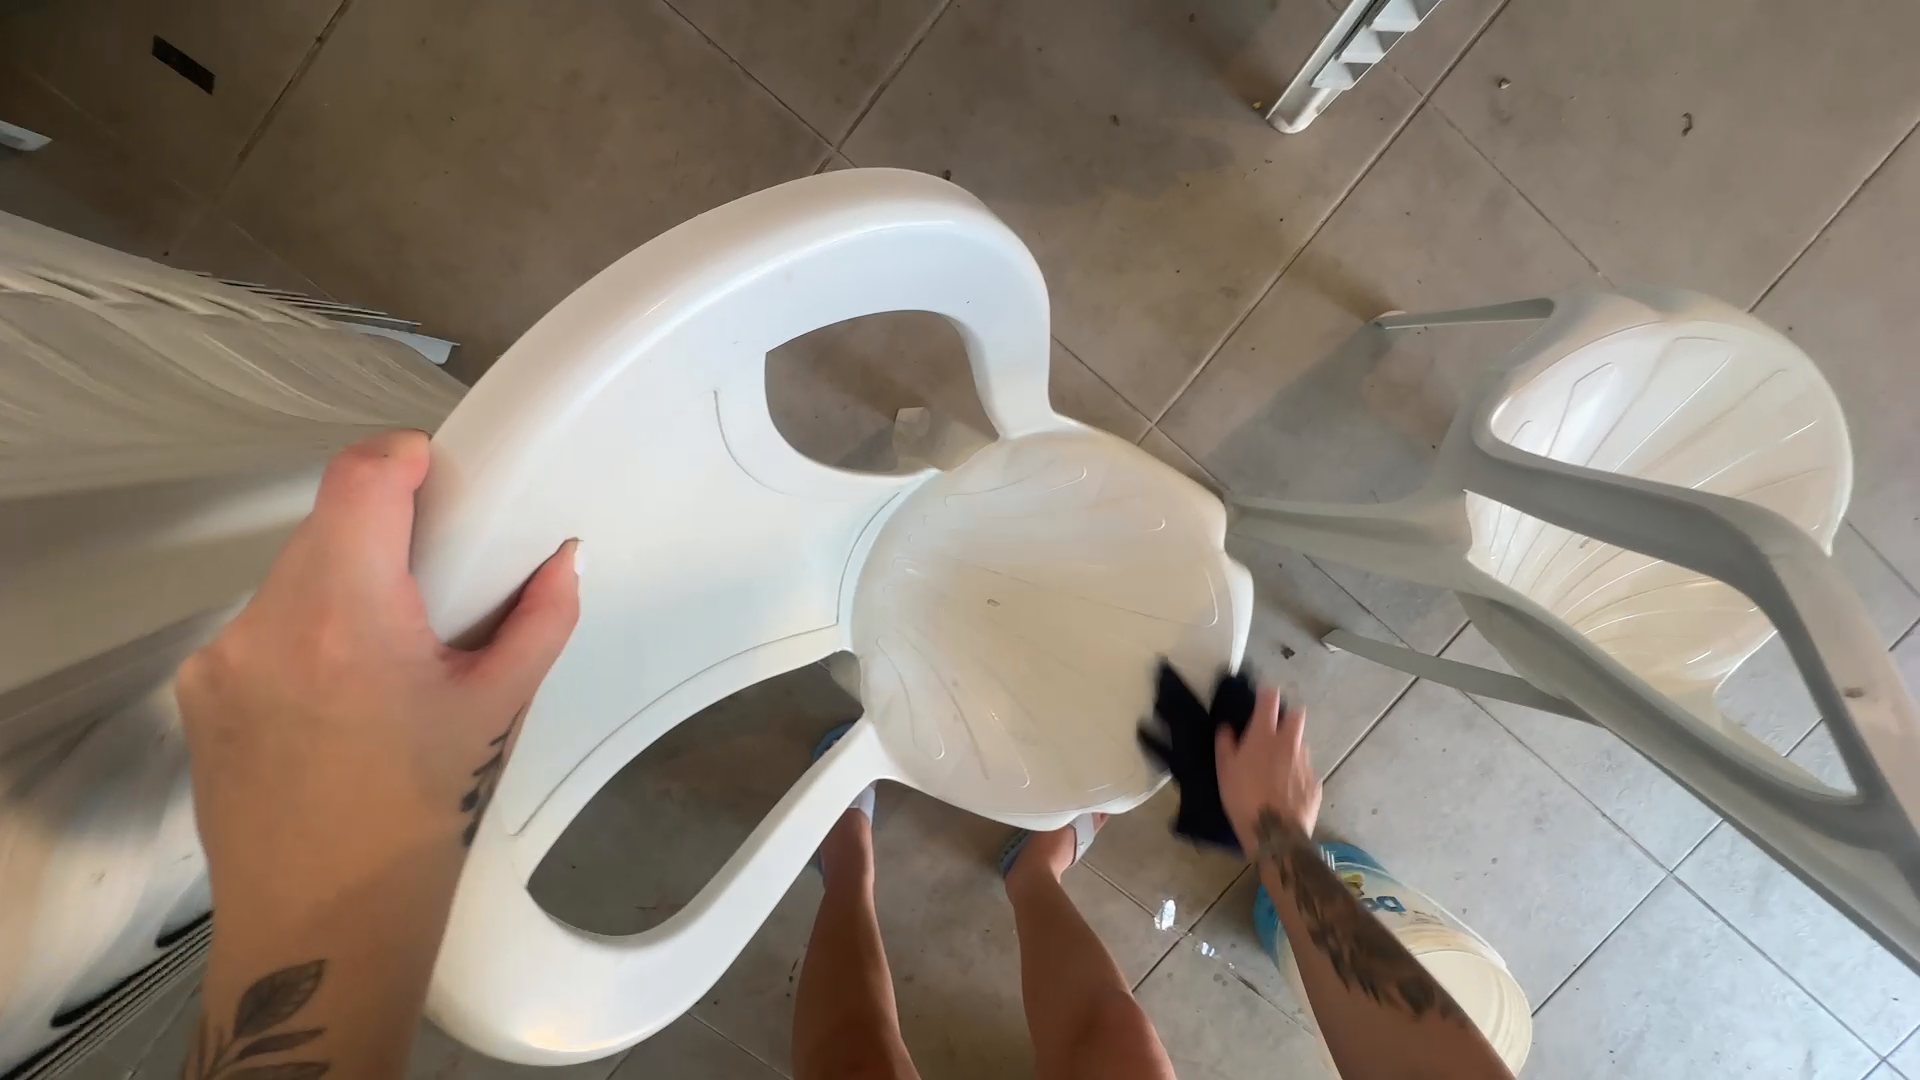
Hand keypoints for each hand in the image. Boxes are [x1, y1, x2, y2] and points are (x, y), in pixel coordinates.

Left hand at [177, 429, 579, 926]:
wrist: (327, 907)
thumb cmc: (424, 803)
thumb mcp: (503, 702)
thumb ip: (544, 616)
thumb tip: (564, 558)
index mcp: (347, 620)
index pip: (357, 484)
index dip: (400, 454)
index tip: (436, 465)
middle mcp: (265, 626)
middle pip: (328, 524)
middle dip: (390, 527)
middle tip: (445, 570)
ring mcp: (221, 657)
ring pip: (297, 571)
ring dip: (354, 575)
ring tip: (404, 637)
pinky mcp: (202, 686)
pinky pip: (268, 617)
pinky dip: (318, 618)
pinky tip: (354, 680)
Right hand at [1215, 687, 1320, 852]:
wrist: (1275, 833)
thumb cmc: (1242, 797)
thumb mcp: (1224, 769)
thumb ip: (1226, 743)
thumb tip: (1227, 727)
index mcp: (1264, 736)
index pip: (1270, 701)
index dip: (1266, 694)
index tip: (1261, 695)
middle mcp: (1289, 743)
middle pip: (1297, 716)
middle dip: (1287, 716)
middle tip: (1274, 728)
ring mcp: (1306, 763)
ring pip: (1301, 744)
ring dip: (1291, 746)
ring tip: (1278, 764)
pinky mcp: (1316, 783)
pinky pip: (1306, 769)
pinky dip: (1296, 772)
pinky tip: (1286, 787)